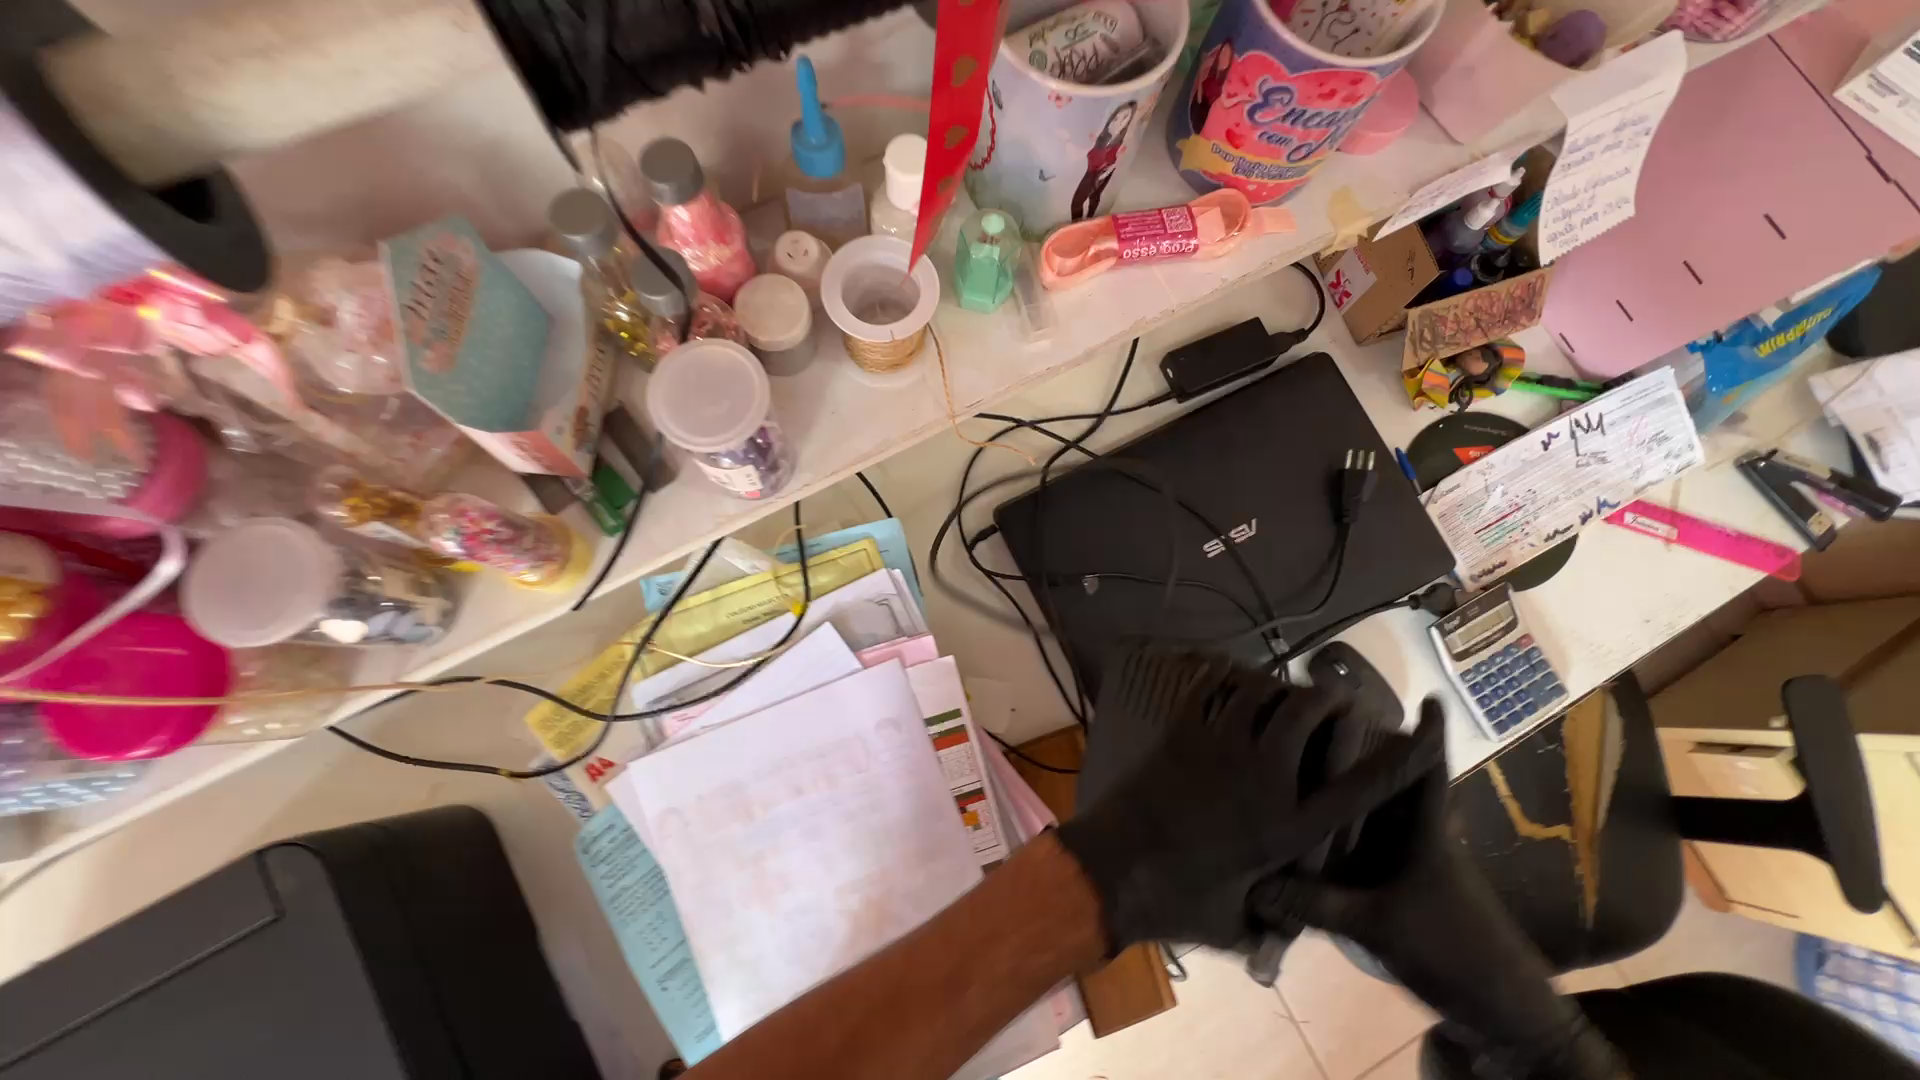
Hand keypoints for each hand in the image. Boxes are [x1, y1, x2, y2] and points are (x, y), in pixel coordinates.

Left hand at [1056, 648, 1431, 951]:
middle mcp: (1264, 775)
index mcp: (1290, 826)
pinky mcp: (1181, 732)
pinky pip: (1210, 687)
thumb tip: (1269, 946)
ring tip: (1283, 686)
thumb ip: (1263, 925)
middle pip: (1309, 713)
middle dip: (1327, 698)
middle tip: (1333, 697)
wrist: (1115, 870)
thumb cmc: (1178, 902)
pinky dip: (1225, 677)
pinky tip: (1231, 677)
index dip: (1400, 757)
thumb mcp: (1235, 924)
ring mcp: (1219, 746)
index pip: (1362, 785)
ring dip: (1276, 684)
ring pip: (1260, 691)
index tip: (1419, 735)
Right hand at [1250, 702, 1621, 1079]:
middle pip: (1400, 787)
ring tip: (1312, 773)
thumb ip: (1314, 904)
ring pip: (1388, 822)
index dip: (1429, 732)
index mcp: (1429, 833)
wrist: (1508, 1019)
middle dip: (1373, 756)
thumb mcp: (1379, 925)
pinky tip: (1318, 844)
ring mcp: (1422, 873)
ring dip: (1360, 800)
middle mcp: (1426, 843)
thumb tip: (1252, 884)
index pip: (1430, 770)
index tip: (1426, 695)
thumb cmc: (1455, 952)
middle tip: (1329, 727)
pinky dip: (1351, 844)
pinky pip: (1375, 857)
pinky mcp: (1413, 900)